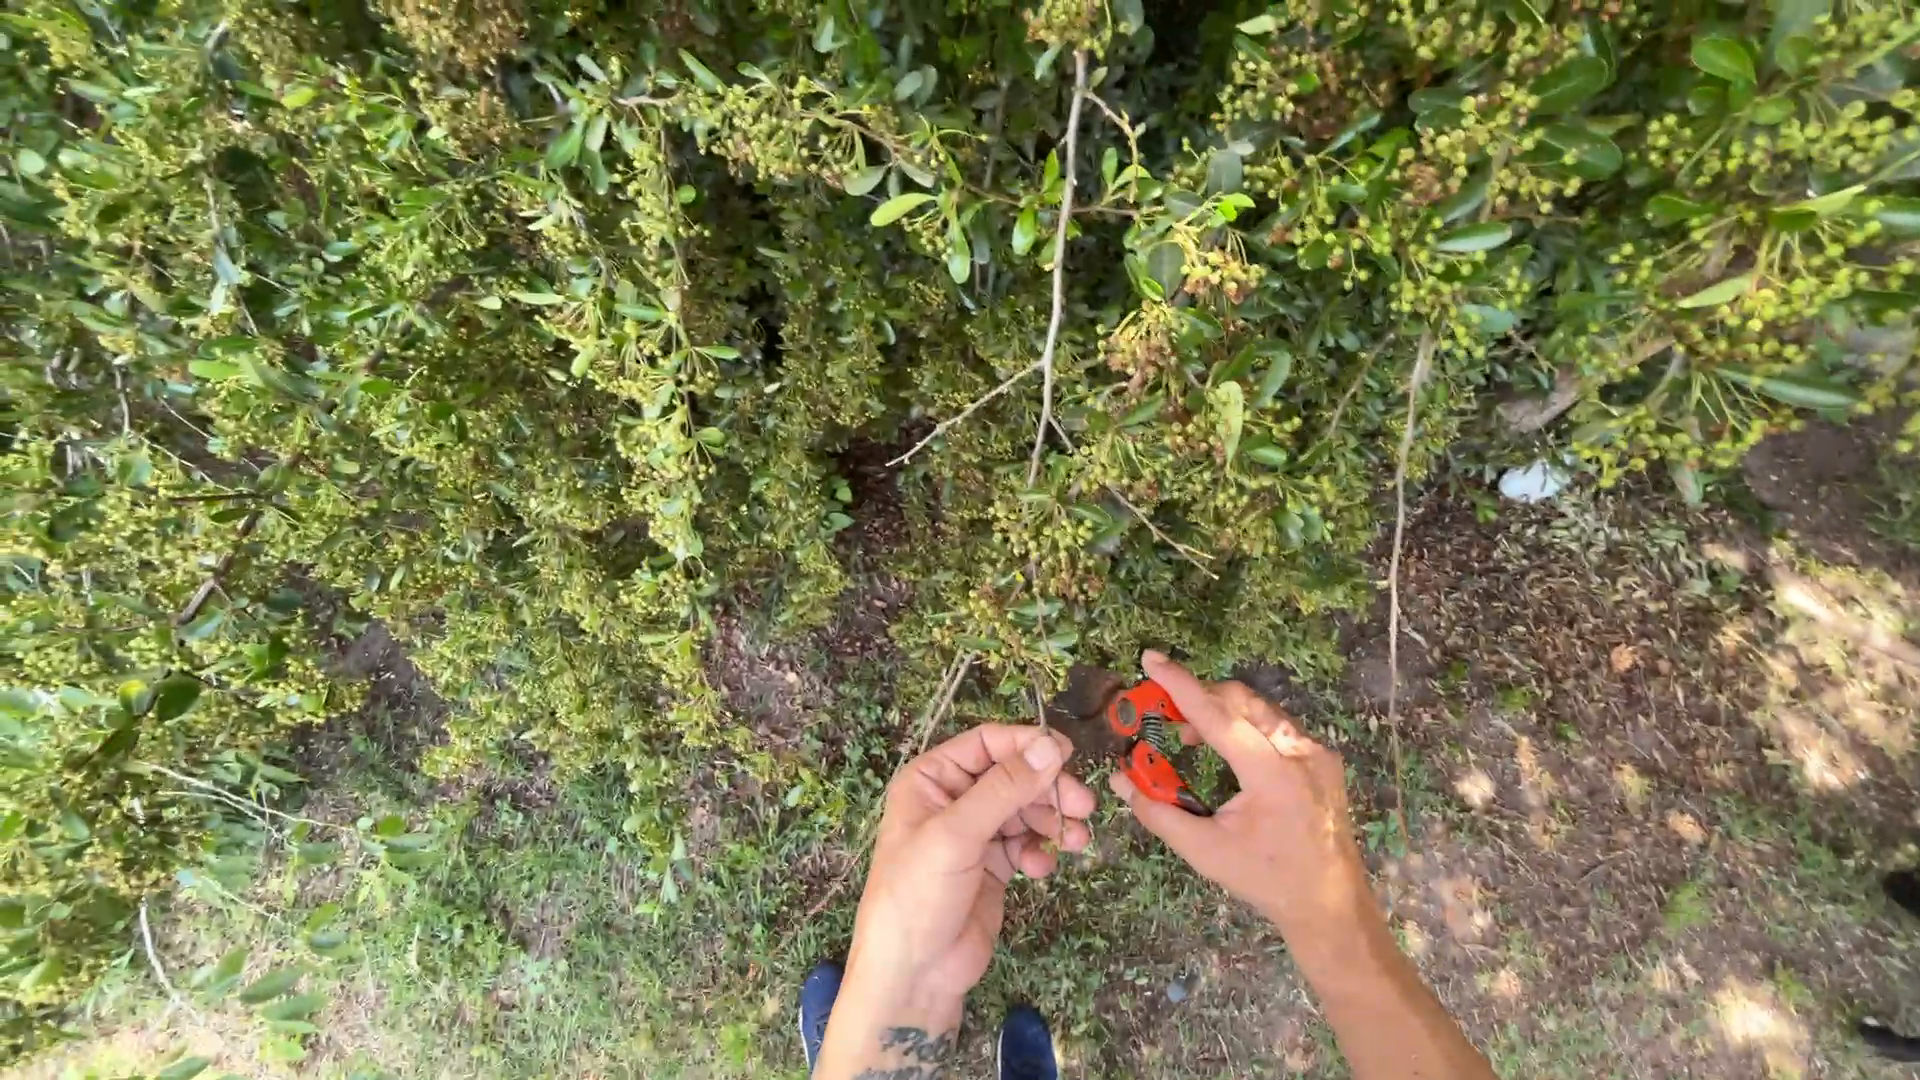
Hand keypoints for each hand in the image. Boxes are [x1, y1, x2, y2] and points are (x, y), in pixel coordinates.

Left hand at [846, 724, 1094, 1009]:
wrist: (913, 975)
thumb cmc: (919, 892)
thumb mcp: (957, 834)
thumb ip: (1005, 788)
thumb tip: (1050, 746)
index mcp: (932, 778)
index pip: (986, 744)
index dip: (1026, 744)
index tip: (1065, 753)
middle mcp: (953, 799)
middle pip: (1012, 776)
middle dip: (1047, 789)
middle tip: (1082, 805)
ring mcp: (974, 833)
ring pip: (1024, 810)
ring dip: (1052, 821)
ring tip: (1076, 840)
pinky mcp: (992, 865)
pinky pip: (1025, 843)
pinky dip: (1039, 851)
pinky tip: (1041, 869)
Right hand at [1108, 651, 1372, 945]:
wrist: (1332, 905)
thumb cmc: (1265, 879)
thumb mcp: (1205, 851)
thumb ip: (1158, 812)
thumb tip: (1119, 781)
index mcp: (1273, 774)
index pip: (1217, 716)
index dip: (1180, 685)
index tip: (1151, 659)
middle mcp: (1299, 753)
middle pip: (1239, 700)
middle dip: (1197, 696)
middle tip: (1162, 711)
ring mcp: (1316, 753)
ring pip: (1257, 708)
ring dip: (1218, 710)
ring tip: (1188, 735)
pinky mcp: (1322, 758)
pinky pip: (1274, 724)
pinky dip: (1242, 724)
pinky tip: (1225, 748)